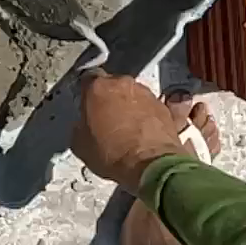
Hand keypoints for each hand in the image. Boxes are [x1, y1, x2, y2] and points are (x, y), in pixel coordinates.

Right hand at [70, 73, 191, 188]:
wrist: (150, 165)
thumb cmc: (113, 153)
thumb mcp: (79, 144)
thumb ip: (79, 126)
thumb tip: (83, 127)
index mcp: (97, 87)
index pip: (88, 79)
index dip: (87, 93)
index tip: (86, 104)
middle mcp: (122, 84)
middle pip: (113, 85)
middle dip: (109, 98)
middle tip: (106, 119)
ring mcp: (146, 94)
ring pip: (134, 94)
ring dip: (130, 106)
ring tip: (127, 129)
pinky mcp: (166, 108)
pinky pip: (156, 107)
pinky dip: (152, 114)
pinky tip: (148, 128)